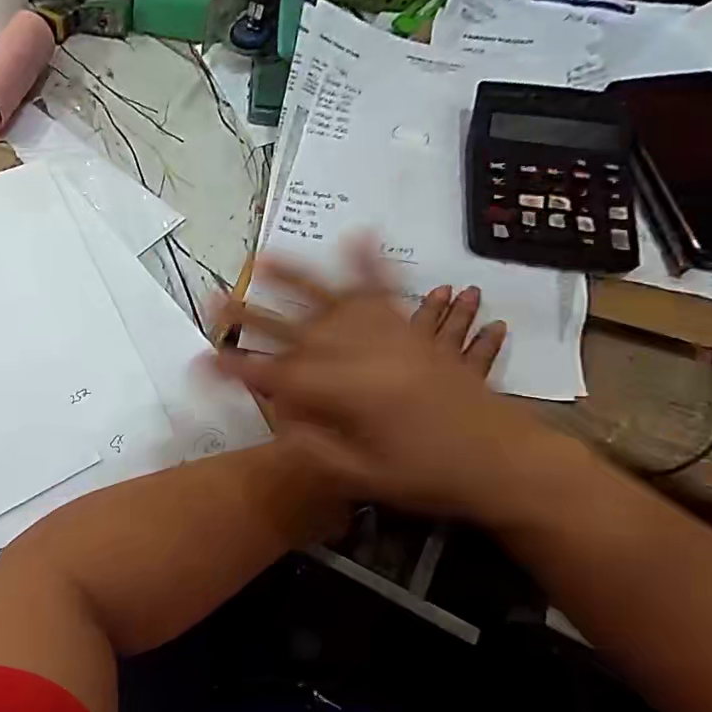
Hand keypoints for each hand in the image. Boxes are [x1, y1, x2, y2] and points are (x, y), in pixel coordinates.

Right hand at [213, 237, 573, 523]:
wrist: (508, 461)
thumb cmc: (431, 477)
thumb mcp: (364, 476)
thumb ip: (316, 446)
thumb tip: (276, 418)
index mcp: (348, 397)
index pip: (279, 377)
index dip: (237, 369)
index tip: (202, 362)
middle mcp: (365, 358)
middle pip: (296, 331)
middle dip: (250, 317)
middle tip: (215, 303)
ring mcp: (393, 339)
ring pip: (335, 302)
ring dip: (296, 277)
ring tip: (265, 255)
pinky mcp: (416, 333)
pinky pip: (390, 294)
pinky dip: (372, 265)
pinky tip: (358, 235)